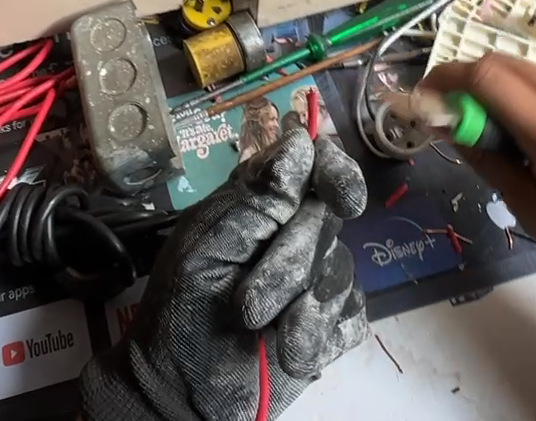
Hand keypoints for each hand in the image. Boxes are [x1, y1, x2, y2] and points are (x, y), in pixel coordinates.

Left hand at [81, 116, 368, 420]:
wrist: (184, 397)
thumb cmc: (181, 314)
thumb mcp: (204, 249)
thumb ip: (253, 198)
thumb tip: (299, 140)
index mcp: (260, 200)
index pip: (313, 160)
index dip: (332, 168)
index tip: (333, 195)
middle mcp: (295, 228)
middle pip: (327, 217)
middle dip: (290, 264)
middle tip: (250, 304)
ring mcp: (318, 275)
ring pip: (340, 270)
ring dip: (298, 308)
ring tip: (258, 332)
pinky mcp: (334, 322)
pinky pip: (354, 315)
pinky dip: (320, 336)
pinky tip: (289, 351)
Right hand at [421, 52, 535, 325]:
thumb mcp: (532, 212)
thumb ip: (486, 160)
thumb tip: (447, 126)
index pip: (486, 76)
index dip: (446, 77)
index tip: (426, 96)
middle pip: (507, 64)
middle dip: (471, 80)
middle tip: (457, 115)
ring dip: (505, 89)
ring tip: (504, 134)